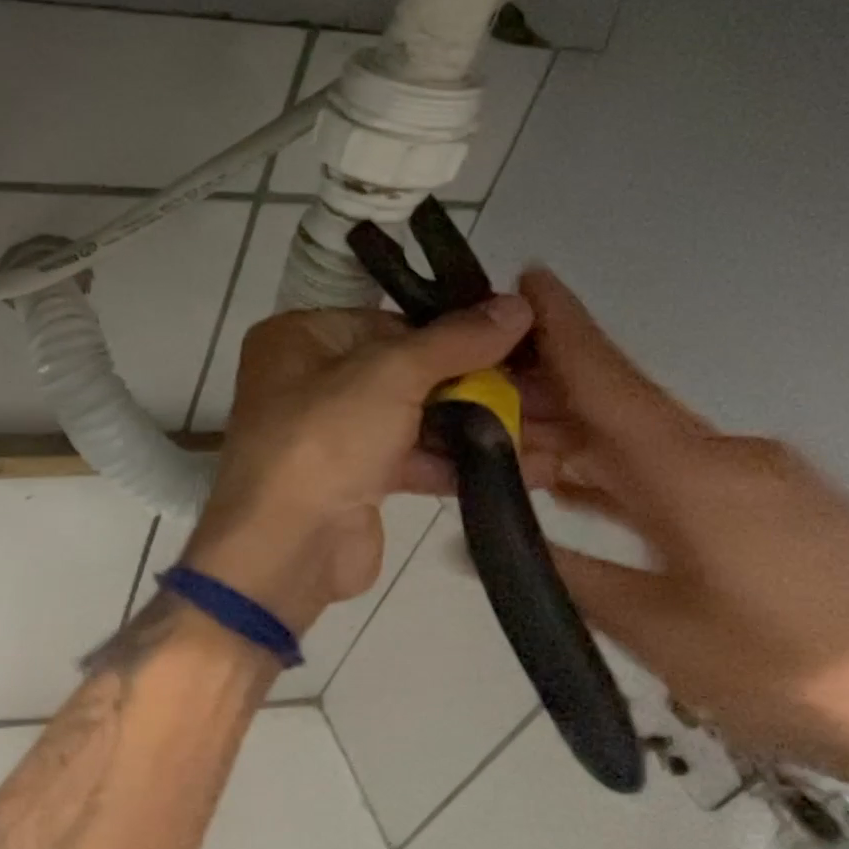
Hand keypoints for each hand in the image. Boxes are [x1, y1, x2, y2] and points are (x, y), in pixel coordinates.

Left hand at [185, 296, 535, 633]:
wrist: (285, 545)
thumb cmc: (323, 439)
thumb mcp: (389, 374)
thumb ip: (454, 340)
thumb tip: (515, 304)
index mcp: (298, 337)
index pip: (390, 322)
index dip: (459, 331)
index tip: (529, 339)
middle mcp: (309, 378)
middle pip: (409, 371)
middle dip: (485, 382)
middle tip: (559, 390)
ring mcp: (331, 432)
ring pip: (417, 417)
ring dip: (485, 425)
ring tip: (563, 431)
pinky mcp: (355, 479)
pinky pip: (416, 459)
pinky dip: (464, 462)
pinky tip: (532, 467)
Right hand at [519, 269, 848, 817]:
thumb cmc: (792, 663)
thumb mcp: (656, 629)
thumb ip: (561, 573)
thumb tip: (471, 543)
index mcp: (688, 471)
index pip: (608, 379)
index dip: (562, 326)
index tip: (523, 275)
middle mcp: (720, 457)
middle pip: (613, 408)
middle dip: (540, 394)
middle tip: (464, 395)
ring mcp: (751, 482)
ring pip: (638, 443)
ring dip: (571, 440)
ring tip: (499, 447)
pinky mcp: (771, 509)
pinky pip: (669, 472)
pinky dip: (613, 472)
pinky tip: (571, 487)